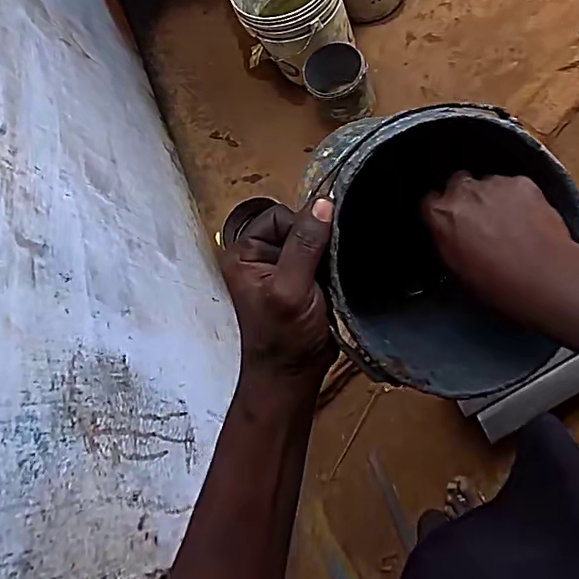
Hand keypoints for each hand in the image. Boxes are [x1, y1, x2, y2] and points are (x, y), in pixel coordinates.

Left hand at [220, 200, 337, 384]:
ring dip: (328, 254)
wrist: (295, 374)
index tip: (313, 256)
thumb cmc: (284, 338)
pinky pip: (325, 254)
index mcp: (245, 251)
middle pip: (300, 224)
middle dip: (317, 243)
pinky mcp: (305, 276)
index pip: (281, 215)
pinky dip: (333, 264)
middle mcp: (261, 254)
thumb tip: (324, 204)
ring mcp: (284, 265)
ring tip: (326, 279)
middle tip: (320, 272)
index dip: (302, 229)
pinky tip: (333, 281)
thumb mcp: (291, 288)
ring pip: (316, 238)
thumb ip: (305, 245)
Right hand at [420, 172, 578, 325]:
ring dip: (495, 197)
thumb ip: (448, 240)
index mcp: (442, 214)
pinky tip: (529, 218)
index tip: (451, 222)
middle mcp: (464, 191)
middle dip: (468, 198)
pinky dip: (520, 197)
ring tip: (512, 223)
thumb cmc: (498, 282)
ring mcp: (494, 183)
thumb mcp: (457, 266)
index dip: (442, 212)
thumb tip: (452, 234)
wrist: (541, 275)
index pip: (430, 202)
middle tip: (483, 221)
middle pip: (459, 184)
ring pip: (489, 183)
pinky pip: (515, 185)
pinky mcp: (522, 182)